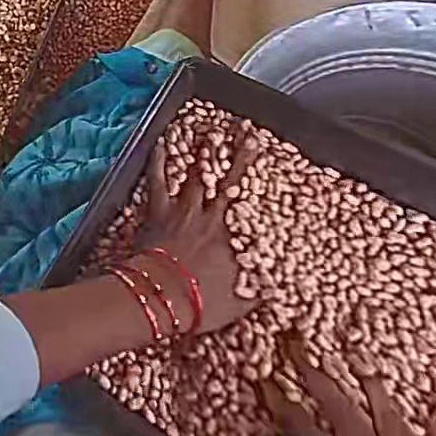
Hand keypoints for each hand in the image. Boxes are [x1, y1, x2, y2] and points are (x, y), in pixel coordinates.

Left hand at [129, 120, 261, 334]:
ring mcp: (184, 211)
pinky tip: (159, 144)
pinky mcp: (159, 212)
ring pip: (196, 175)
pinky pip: (158, 182)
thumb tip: (276, 282)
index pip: (253, 205)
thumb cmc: (204, 303)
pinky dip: (158, 162)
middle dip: (241, 158)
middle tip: (249, 136)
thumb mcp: (243, 302)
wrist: (164, 297)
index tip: (277, 173)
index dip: (264, 187)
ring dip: (204, 154)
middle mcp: (212, 217)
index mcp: (235, 236)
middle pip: (229, 182)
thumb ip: (259, 287)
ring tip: (212, 133)